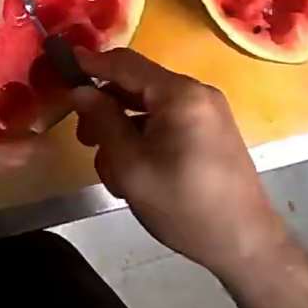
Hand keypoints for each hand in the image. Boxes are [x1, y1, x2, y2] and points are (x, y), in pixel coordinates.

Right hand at [70, 49, 289, 276]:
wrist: (246, 244)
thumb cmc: (184, 205)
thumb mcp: (131, 166)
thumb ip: (103, 121)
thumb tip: (80, 90)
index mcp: (180, 94)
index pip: (125, 63)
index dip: (91, 63)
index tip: (62, 66)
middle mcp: (196, 93)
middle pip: (137, 84)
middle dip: (105, 107)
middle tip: (84, 138)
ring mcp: (206, 111)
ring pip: (148, 105)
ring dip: (122, 126)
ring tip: (110, 166)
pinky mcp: (210, 130)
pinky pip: (166, 119)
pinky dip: (143, 135)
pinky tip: (133, 169)